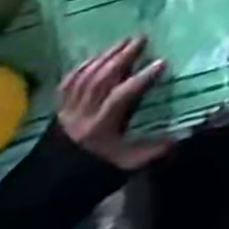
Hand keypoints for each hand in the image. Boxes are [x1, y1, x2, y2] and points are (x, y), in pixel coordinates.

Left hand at [56, 36, 173, 170]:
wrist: (48, 190)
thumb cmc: (93, 173)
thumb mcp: (125, 165)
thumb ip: (151, 150)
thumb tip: (180, 137)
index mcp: (100, 127)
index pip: (121, 96)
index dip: (141, 78)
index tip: (162, 62)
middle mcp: (82, 115)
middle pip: (101, 80)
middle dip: (121, 57)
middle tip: (141, 39)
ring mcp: (67, 112)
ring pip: (86, 78)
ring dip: (105, 56)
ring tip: (123, 41)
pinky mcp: (58, 111)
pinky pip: (67, 85)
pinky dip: (82, 68)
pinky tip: (96, 57)